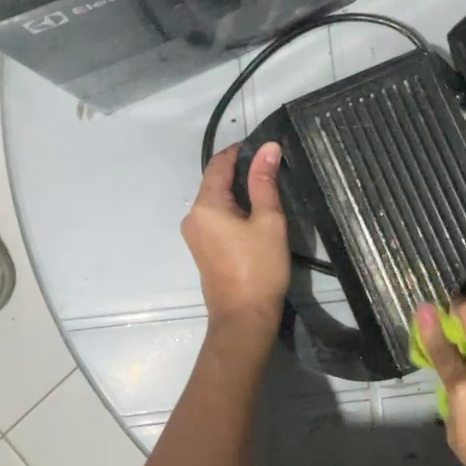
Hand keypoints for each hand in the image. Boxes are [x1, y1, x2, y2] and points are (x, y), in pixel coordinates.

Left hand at [182, 144, 290, 345]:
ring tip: (268, 190)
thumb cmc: (259, 268)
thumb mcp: (268, 221)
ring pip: (215, 200)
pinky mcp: (201, 248)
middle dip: (240, 171)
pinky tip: (254, 213)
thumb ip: (265, 182)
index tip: (265, 147)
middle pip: (215, 181)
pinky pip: (216, 217)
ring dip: (237, 191)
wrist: (243, 318)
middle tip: (272, 169)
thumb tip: (268, 148)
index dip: (240, 151)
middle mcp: (193, 216)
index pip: (219, 164)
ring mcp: (194, 234)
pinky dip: (233, 209)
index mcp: (205, 206)